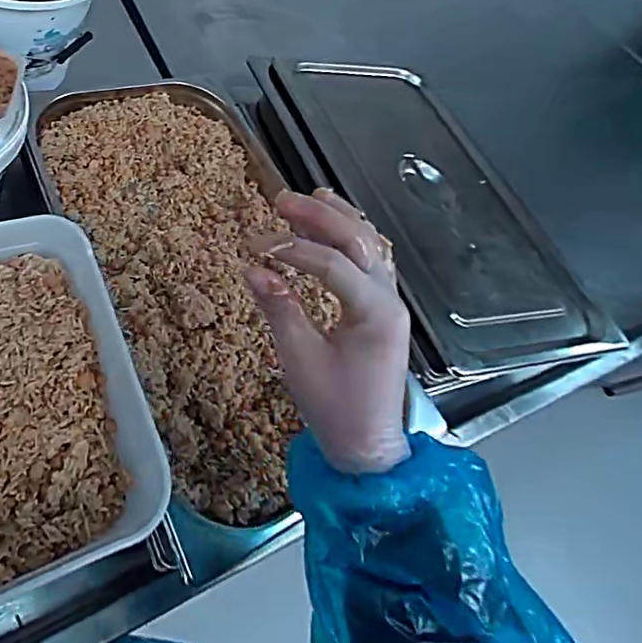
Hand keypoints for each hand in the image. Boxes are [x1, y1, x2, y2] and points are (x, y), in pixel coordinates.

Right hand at [245, 188, 412, 474]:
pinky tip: (333, 227)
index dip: (291, 249)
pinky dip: (349, 239)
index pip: (331, 263)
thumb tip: (253, 268)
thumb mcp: (300, 359)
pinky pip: (370, 261)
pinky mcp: (381, 308)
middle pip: (358, 241)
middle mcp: (389, 300)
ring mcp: (389, 302)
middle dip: (319, 216)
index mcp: (375, 313)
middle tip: (281, 201)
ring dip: (338, 220)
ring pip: (370, 245)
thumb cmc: (336, 408)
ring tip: (310, 198)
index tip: (255, 245)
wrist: (369, 444)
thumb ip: (279, 309)